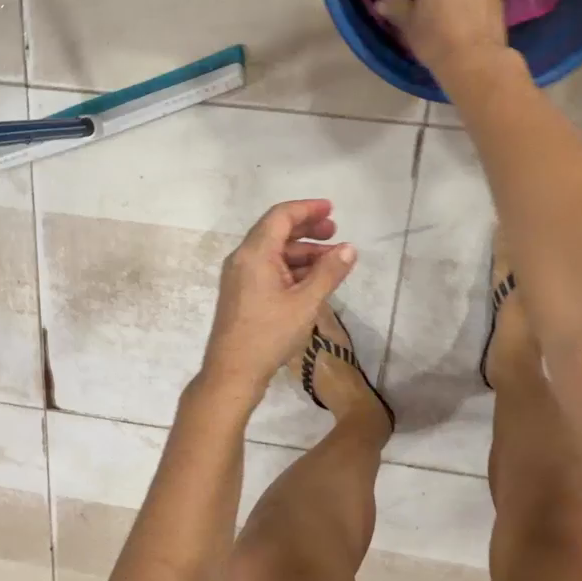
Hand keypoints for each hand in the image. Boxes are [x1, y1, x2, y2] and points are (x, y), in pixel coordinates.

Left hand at [202, 200, 358, 391]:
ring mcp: (240, 276)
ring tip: (332, 259)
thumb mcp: (305, 303)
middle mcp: (243, 258)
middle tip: (335, 232)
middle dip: (307, 228)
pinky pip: (268, 268)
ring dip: (302, 251)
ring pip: (273, 251)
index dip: (307, 209)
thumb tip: (349, 248)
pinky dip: (291, 267)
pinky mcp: (242, 292)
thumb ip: (329, 272)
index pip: (281, 216)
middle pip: (276, 230)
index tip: (332, 209)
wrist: (232, 371)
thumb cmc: (269, 334)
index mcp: (255, 253)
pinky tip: (312, 279)